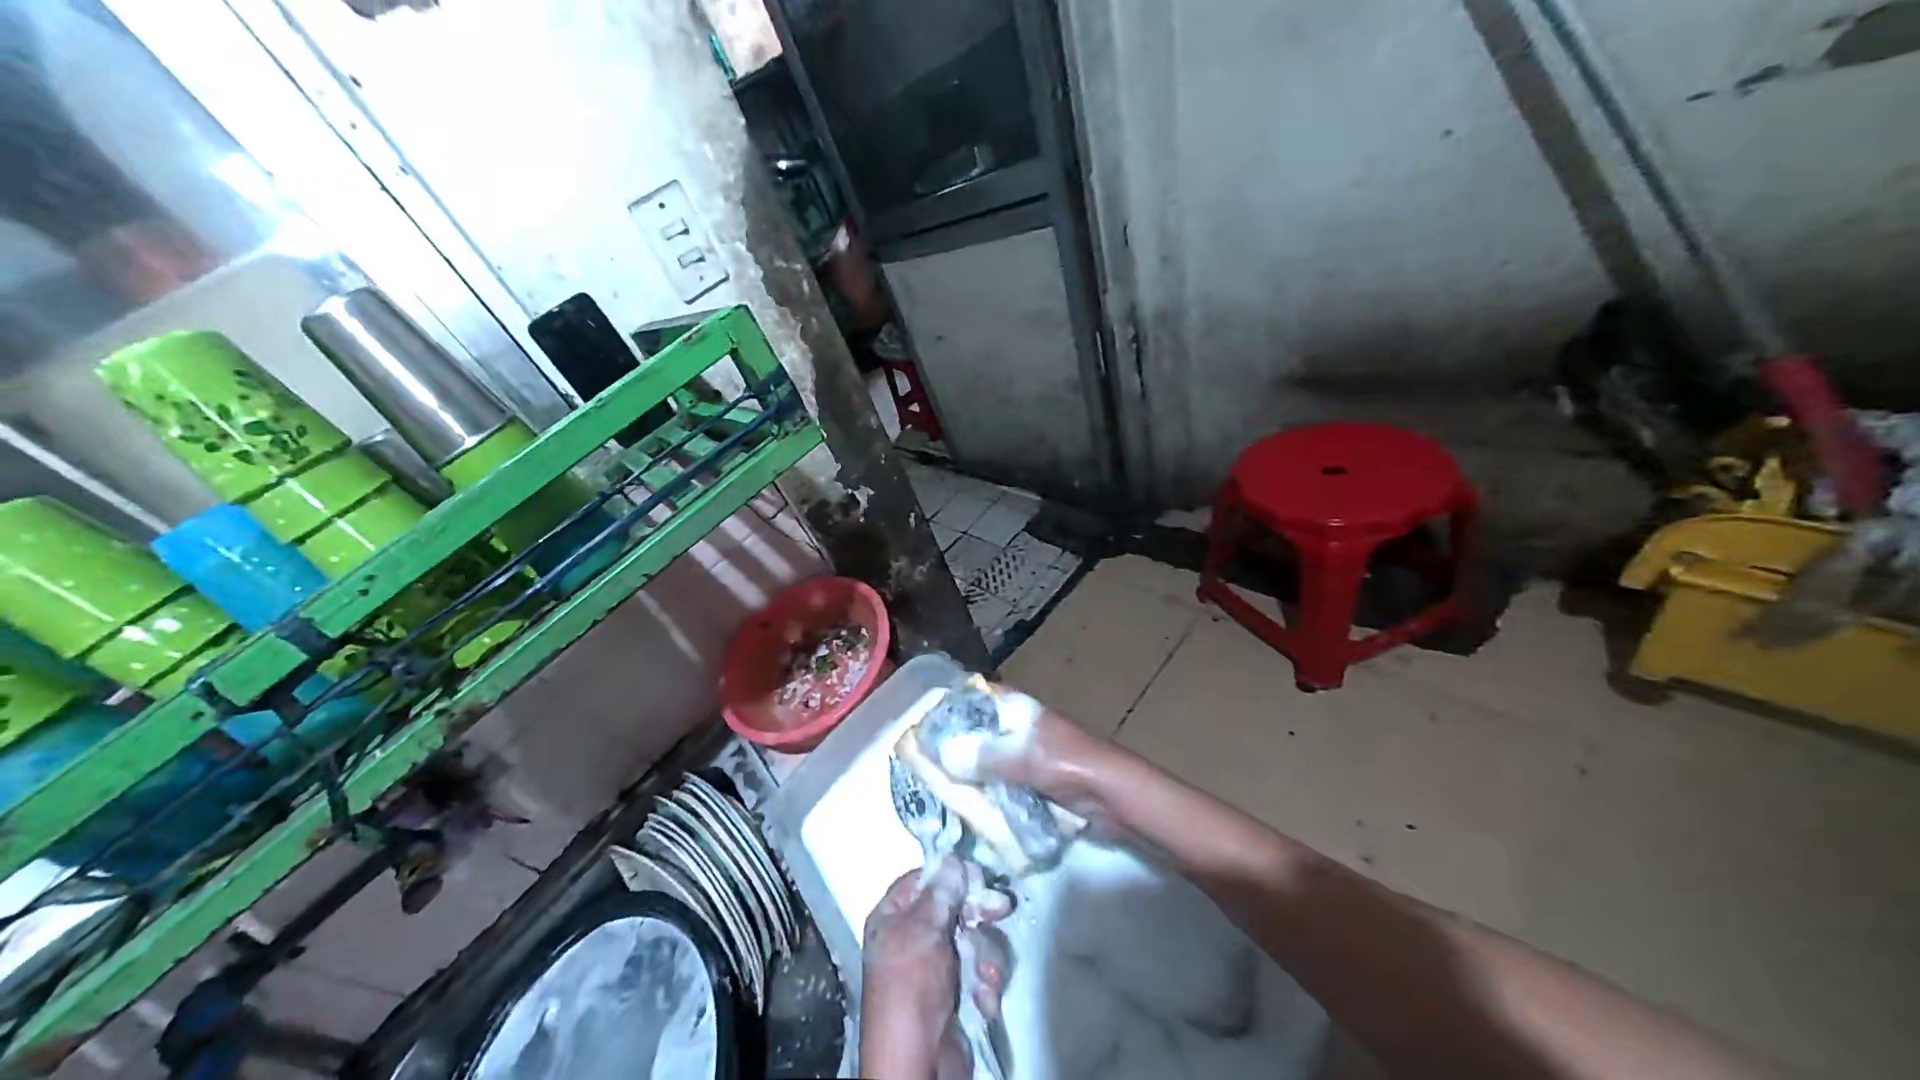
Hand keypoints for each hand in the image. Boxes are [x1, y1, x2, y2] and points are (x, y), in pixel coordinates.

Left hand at [861, 859, 1008, 1078]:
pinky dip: (986, 983)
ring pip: (976, 936)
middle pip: (955, 905)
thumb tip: (951, 859)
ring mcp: (939, 964)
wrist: (918, 1064)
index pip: (923, 879)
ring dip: (986, 955)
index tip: (977, 875)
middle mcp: (915, 935)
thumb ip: (940, 894)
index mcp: (894, 917)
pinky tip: (982, 999)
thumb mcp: (921, 932)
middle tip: (998, 910)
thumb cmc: (910, 988)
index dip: (950, 875)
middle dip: (978, 913)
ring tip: (983, 977)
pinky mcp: (960, 989)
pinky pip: (982, 969)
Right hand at [936, 682, 1120, 820]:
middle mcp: (1011, 726)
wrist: (1112, 798)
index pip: (971, 696)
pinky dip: (976, 793)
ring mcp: (1017, 755)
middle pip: (970, 731)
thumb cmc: (1071, 765)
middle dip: (947, 748)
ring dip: (960, 775)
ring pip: (978, 760)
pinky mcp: (1023, 782)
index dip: (945, 708)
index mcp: (1013, 708)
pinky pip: (991, 784)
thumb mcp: (1026, 757)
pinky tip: (956, 806)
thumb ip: (983, 755)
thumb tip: (940, 753)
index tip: (918, 728)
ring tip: (929, 789)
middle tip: (916, 766)